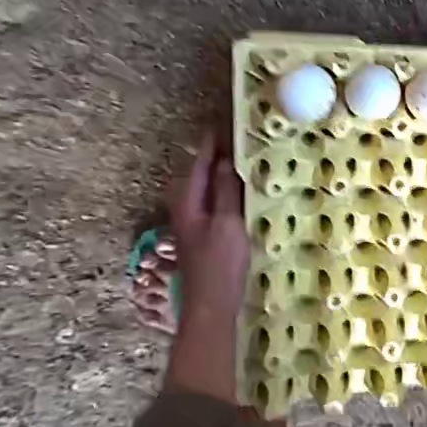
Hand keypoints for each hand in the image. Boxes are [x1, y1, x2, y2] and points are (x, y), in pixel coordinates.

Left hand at [164, 130, 252, 315]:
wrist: (210, 308)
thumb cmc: (220, 264)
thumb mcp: (227, 222)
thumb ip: (225, 190)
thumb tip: (226, 160)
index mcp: (188, 201)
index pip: (201, 161)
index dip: (213, 140)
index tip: (226, 118)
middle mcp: (185, 207)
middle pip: (199, 172)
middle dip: (215, 152)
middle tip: (237, 134)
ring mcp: (192, 222)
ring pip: (205, 186)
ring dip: (220, 170)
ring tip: (241, 156)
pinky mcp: (202, 233)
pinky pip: (212, 199)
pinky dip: (223, 187)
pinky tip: (239, 189)